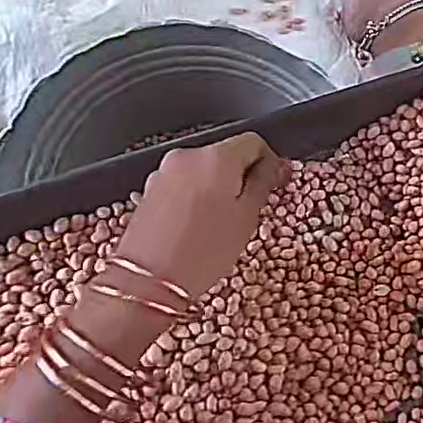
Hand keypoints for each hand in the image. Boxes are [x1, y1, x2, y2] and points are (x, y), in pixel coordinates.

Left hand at [113, 132, 290, 301]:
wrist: (147, 280)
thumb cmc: (202, 251)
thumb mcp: (246, 218)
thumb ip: (263, 183)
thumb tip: (275, 166)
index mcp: (216, 157)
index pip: (253, 142)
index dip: (270, 161)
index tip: (275, 184)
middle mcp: (187, 156)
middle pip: (227, 155)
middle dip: (243, 177)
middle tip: (250, 211)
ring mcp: (164, 172)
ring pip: (204, 172)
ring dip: (219, 189)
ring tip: (222, 224)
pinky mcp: (150, 190)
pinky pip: (184, 185)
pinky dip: (197, 198)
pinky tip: (199, 227)